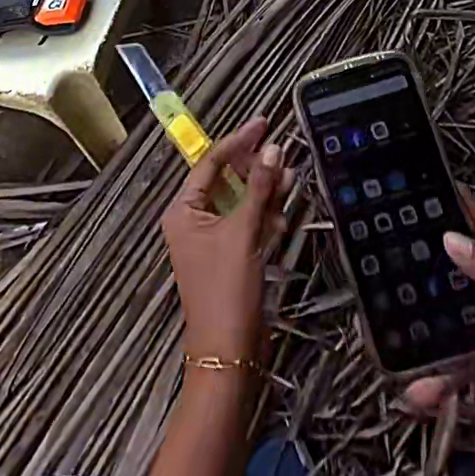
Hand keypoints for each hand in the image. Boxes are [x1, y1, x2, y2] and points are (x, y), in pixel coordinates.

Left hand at [160, 116, 292, 358]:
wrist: (229, 352)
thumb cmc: (226, 288)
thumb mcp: (243, 232)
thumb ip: (260, 188)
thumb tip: (274, 149)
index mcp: (183, 209)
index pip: (211, 163)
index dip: (239, 141)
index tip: (263, 124)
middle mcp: (193, 218)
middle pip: (227, 180)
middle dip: (256, 168)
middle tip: (283, 154)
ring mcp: (212, 238)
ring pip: (241, 201)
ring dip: (265, 191)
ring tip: (291, 180)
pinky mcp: (230, 254)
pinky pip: (247, 222)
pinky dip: (265, 215)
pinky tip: (283, 212)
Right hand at [402, 190, 474, 475]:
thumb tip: (451, 238)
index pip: (468, 217)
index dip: (436, 199)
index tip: (398, 190)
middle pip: (443, 262)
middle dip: (410, 258)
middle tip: (370, 256)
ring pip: (439, 310)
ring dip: (414, 322)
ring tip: (382, 333)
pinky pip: (450, 360)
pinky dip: (434, 374)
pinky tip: (419, 390)